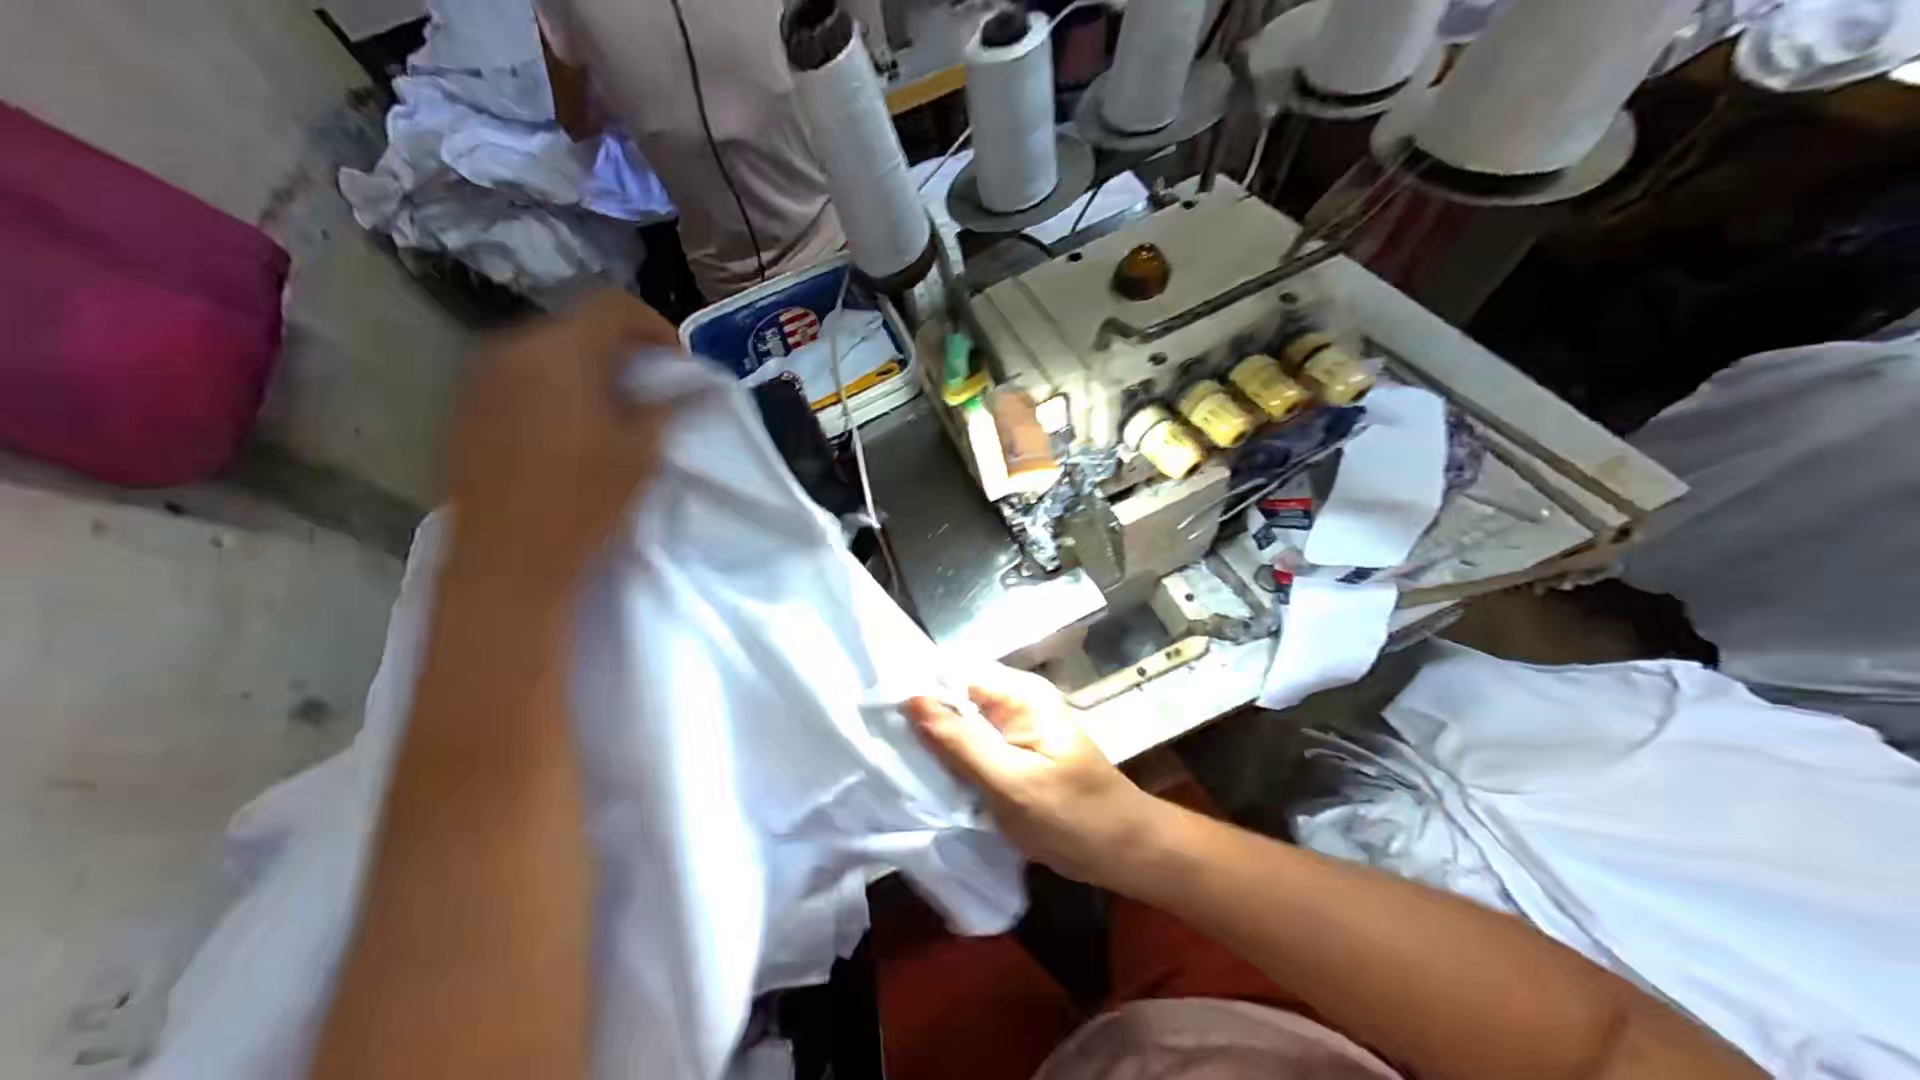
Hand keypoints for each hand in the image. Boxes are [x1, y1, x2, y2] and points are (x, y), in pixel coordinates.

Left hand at [445, 291, 677, 595]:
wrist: (506, 561)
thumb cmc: (583, 504)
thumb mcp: (641, 452)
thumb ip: (673, 406)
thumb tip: (704, 384)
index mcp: (559, 353)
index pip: (614, 306)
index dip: (656, 327)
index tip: (678, 367)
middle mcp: (512, 349)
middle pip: (580, 325)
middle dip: (624, 350)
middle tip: (654, 391)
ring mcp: (481, 376)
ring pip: (549, 350)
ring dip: (590, 369)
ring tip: (617, 412)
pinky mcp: (467, 406)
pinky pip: (522, 375)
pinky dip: (557, 387)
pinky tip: (573, 429)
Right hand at [906, 665, 1163, 886]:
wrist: (1122, 852)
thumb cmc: (1072, 817)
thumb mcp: (1010, 783)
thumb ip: (959, 743)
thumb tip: (912, 699)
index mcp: (1020, 695)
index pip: (956, 674)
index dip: (919, 691)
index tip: (878, 713)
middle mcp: (1017, 702)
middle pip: (956, 698)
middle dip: (923, 720)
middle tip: (881, 744)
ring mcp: (1016, 728)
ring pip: (962, 726)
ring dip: (936, 744)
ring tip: (896, 760)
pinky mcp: (1014, 754)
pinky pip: (974, 748)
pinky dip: (954, 761)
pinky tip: (929, 777)